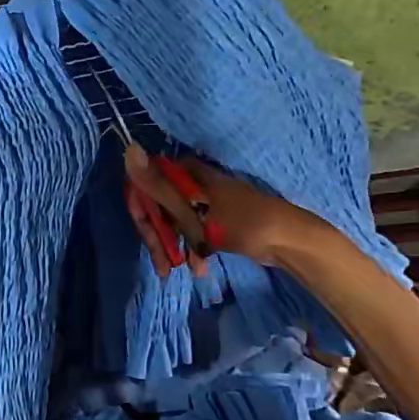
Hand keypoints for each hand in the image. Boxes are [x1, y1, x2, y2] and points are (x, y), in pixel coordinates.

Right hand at [125, 155, 335, 267]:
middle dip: (157, 236)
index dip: (142, 209)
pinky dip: (191, 249)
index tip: (147, 232)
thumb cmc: (241, 222)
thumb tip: (128, 149)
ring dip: (173, 247)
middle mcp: (193, 184)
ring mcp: (206, 203)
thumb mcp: (193, 208)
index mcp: (188, 174)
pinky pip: (192, 232)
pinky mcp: (216, 220)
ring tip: (175, 270)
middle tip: (162, 262)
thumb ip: (157, 185)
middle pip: (160, 208)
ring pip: (174, 223)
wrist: (289, 242)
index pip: (148, 186)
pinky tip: (198, 268)